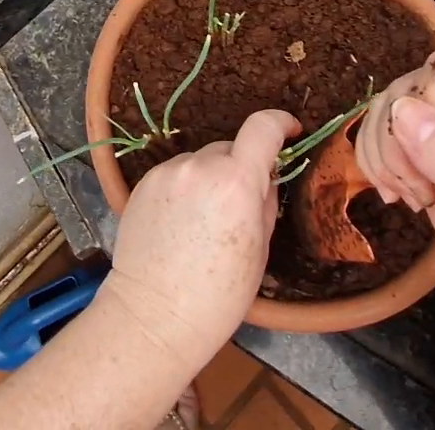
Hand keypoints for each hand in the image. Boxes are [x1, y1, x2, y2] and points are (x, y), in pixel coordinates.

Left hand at [100, 110, 298, 371]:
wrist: (155, 313)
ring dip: (210, 179)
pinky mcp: (144, 182)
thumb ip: (265, 201)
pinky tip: (181, 223)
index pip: (262, 128)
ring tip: (205, 222)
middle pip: (229, 149)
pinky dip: (185, 188)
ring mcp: (167, 172)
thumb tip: (266, 176)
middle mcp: (199, 166)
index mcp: (236, 182)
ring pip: (200, 162)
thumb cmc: (218, 294)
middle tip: (241, 205)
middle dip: (240, 168)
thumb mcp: (259, 248)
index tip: (290, 129)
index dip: (280, 122)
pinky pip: (175, 175)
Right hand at [355, 50, 434, 321]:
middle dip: (402, 135)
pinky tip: (401, 186)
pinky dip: (380, 151)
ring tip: (414, 194)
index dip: (426, 112)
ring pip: (397, 94)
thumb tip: (404, 111)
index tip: (426, 174)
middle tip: (418, 190)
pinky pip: (388, 110)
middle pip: (423, 80)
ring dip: (388, 148)